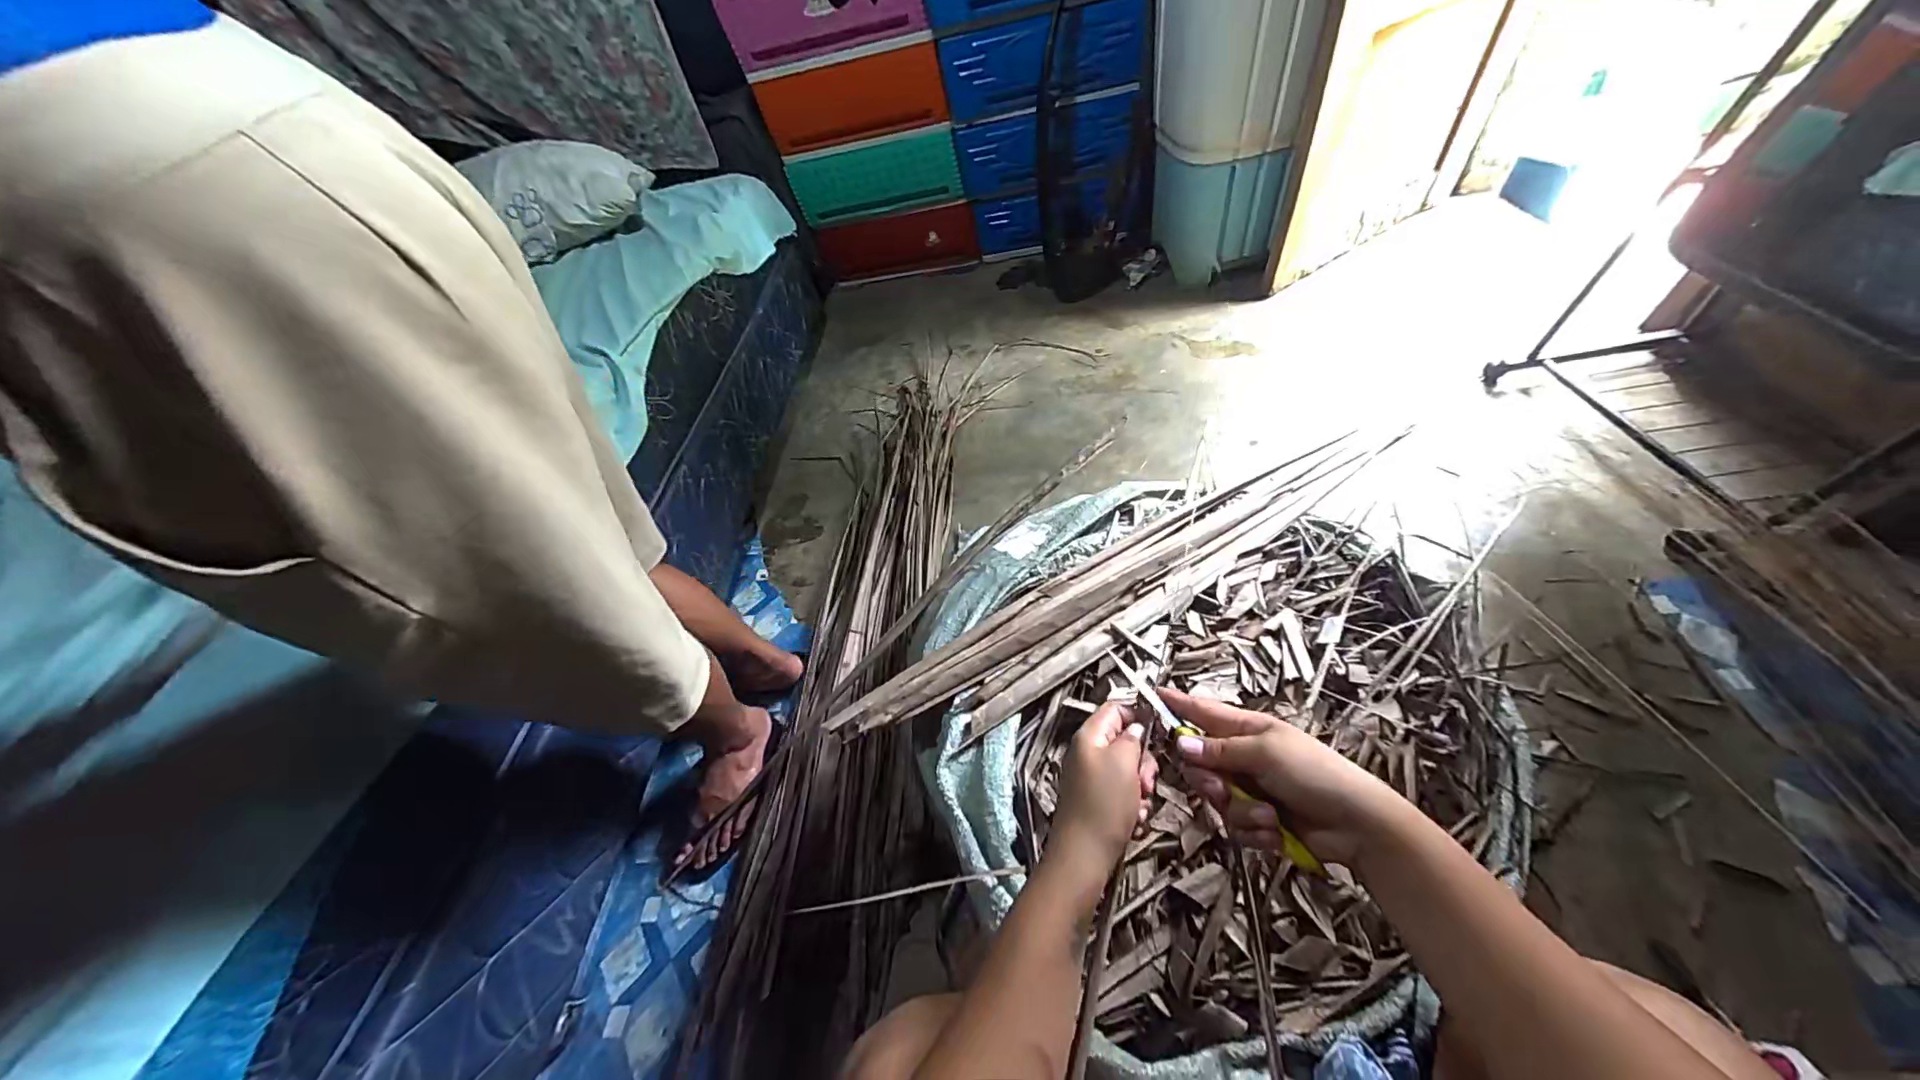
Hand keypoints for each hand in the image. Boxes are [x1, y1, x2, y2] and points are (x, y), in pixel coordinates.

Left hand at [1047, 701, 1157, 887]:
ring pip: (1130, 770)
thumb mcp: (1123, 762)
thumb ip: (1132, 737)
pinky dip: (1134, 804)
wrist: (1085, 855)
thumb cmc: (1104, 804)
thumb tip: (1137, 726)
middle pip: (1126, 741)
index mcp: (1089, 736)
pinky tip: (1134, 818)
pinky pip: (1125, 793)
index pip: (1115, 708)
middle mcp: (1088, 753)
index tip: (1160, 732)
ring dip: (1142, 787)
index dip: (1139, 714)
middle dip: (1144, 761)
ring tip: (1140, 804)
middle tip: (1146, 781)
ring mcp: (1093, 778)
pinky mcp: (1099, 801)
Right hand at [1160, 687, 1409, 865]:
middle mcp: (1243, 757)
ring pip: (1216, 799)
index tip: (1151, 698)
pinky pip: (1234, 826)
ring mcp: (1251, 789)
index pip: (1201, 711)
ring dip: (1240, 812)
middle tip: (1223, 789)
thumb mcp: (1266, 752)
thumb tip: (1180, 742)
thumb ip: (1220, 749)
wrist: (1359, 827)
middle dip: (1209, 781)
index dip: (1176, 705)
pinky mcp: (1259, 820)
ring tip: (1268, 816)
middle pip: (1199, 763)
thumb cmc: (1317, 774)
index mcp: (1246, 728)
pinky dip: (1253, 833)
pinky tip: (1275, 833)